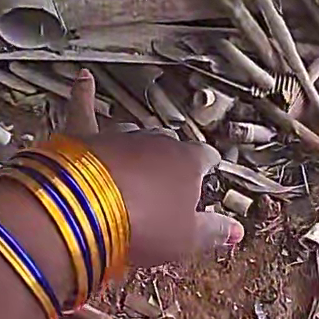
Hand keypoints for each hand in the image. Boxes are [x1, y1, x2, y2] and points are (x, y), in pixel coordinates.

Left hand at [57, 69, 242, 266]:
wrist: (86, 212)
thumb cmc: (142, 225)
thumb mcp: (186, 239)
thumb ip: (213, 231)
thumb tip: (235, 230)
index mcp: (187, 162)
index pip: (205, 159)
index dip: (205, 171)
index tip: (205, 180)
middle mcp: (156, 140)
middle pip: (168, 146)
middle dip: (167, 164)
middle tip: (162, 189)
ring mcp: (119, 136)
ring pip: (133, 132)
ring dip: (134, 146)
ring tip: (133, 163)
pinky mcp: (84, 138)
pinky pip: (83, 108)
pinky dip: (82, 94)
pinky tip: (83, 79)